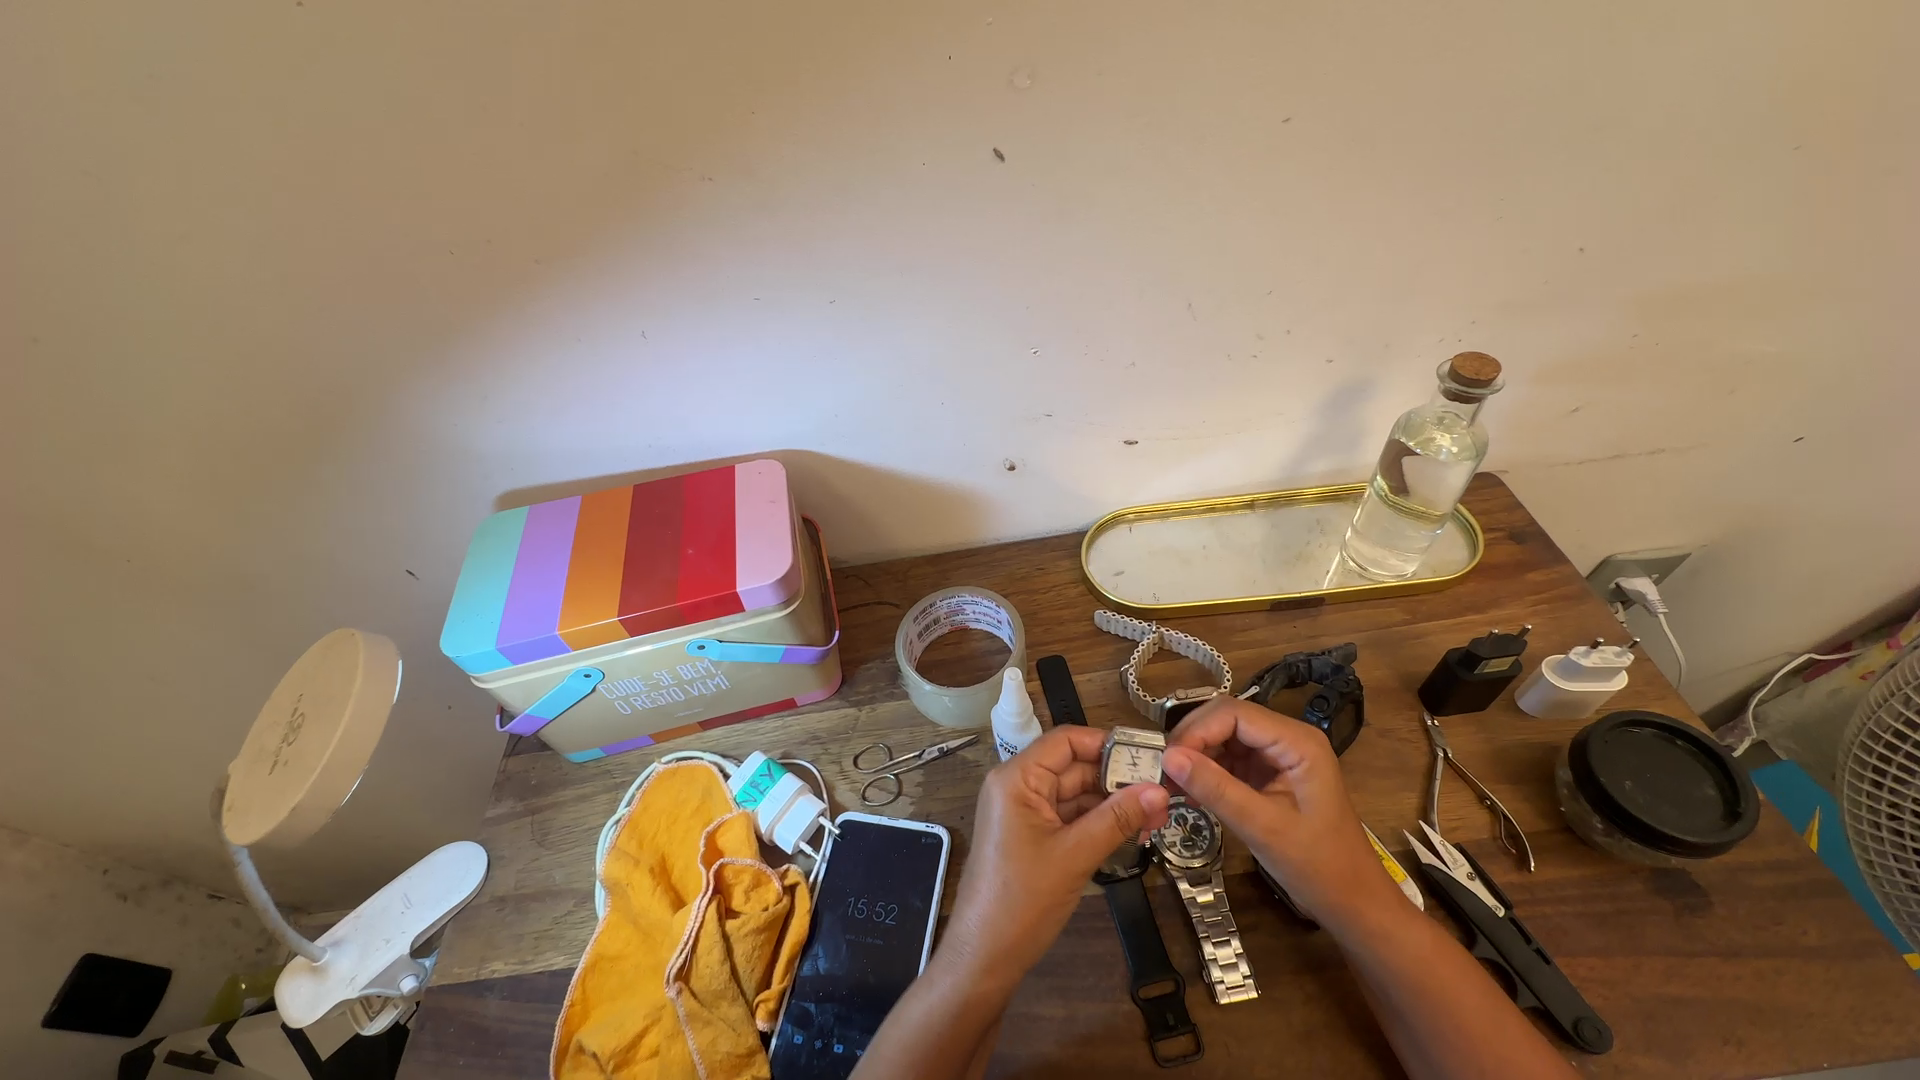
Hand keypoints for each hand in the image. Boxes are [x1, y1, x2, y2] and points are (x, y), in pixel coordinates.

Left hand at [940, 725, 1170, 983]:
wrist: (985, 955)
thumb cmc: (1022, 900)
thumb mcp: (1075, 855)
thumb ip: (1117, 818)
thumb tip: (1159, 789)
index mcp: (1017, 778)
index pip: (1066, 740)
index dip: (1108, 743)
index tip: (1150, 757)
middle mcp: (1018, 786)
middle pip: (1074, 766)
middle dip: (1118, 778)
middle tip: (1163, 794)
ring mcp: (1024, 812)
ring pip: (1076, 793)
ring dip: (1113, 802)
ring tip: (1156, 817)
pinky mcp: (1033, 836)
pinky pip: (1070, 816)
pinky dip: (1099, 822)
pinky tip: (1131, 831)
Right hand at [1161, 697, 1403, 937]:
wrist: (1352, 902)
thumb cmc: (1318, 866)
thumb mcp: (1263, 828)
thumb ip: (1216, 789)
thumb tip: (1168, 757)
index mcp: (1297, 742)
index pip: (1233, 713)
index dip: (1196, 731)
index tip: (1168, 763)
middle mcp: (1286, 738)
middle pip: (1225, 719)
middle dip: (1191, 742)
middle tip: (1163, 774)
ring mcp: (1276, 755)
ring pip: (1221, 737)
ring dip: (1194, 757)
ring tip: (1172, 786)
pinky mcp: (1266, 773)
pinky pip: (1227, 759)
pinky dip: (1204, 772)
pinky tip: (1190, 794)